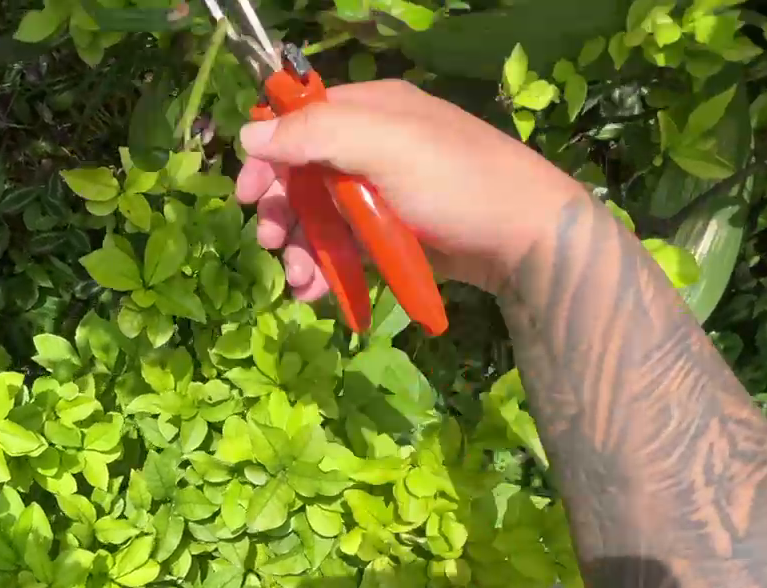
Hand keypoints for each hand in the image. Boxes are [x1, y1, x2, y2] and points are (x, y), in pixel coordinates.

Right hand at [235, 79, 586, 298]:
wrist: (520, 240)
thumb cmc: (455, 182)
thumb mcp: (385, 147)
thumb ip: (317, 135)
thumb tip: (249, 133)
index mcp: (368, 114)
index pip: (298, 126)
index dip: (267, 159)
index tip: (247, 196)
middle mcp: (367, 151)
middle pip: (299, 180)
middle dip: (280, 215)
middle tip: (272, 244)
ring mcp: (375, 198)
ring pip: (314, 223)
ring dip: (298, 253)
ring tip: (301, 284)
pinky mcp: (384, 238)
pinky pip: (338, 251)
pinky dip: (322, 272)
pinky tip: (316, 293)